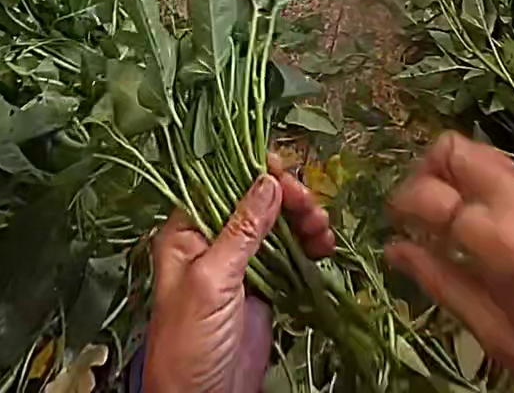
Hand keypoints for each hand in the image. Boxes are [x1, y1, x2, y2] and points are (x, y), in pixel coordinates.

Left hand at [143, 159, 335, 392]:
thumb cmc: (190, 344)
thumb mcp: (212, 281)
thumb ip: (242, 230)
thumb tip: (268, 180)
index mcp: (189, 229)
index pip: (222, 180)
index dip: (253, 169)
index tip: (282, 169)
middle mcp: (215, 236)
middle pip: (256, 198)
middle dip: (286, 196)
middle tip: (309, 206)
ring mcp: (242, 259)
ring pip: (278, 221)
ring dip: (303, 217)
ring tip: (321, 229)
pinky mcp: (265, 282)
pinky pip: (291, 251)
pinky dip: (309, 243)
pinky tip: (324, 245)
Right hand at [386, 134, 513, 392]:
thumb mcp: (497, 336)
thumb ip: (439, 283)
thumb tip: (393, 251)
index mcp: (500, 240)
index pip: (429, 197)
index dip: (402, 203)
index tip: (391, 219)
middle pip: (451, 149)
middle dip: (423, 171)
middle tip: (415, 206)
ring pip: (478, 150)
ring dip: (453, 171)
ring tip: (447, 210)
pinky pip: (507, 168)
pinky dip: (483, 182)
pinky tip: (486, 220)